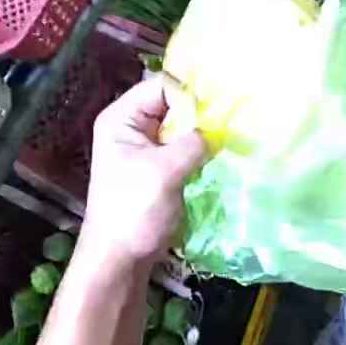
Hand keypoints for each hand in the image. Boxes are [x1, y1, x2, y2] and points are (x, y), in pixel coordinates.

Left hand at [78, 76, 208, 269]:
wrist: (120, 258)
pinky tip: (215, 159)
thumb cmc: (134, 211)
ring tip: (224, 143)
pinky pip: (183, 148)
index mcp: (122, 119)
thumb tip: (218, 131)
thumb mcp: (165, 171)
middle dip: (199, 114)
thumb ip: (193, 143)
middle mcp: (131, 127)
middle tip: (225, 128)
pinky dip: (199, 151)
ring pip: (180, 127)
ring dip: (201, 134)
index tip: (212, 118)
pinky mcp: (158, 168)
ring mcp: (144, 148)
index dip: (189, 96)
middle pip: (172, 104)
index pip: (162, 86)